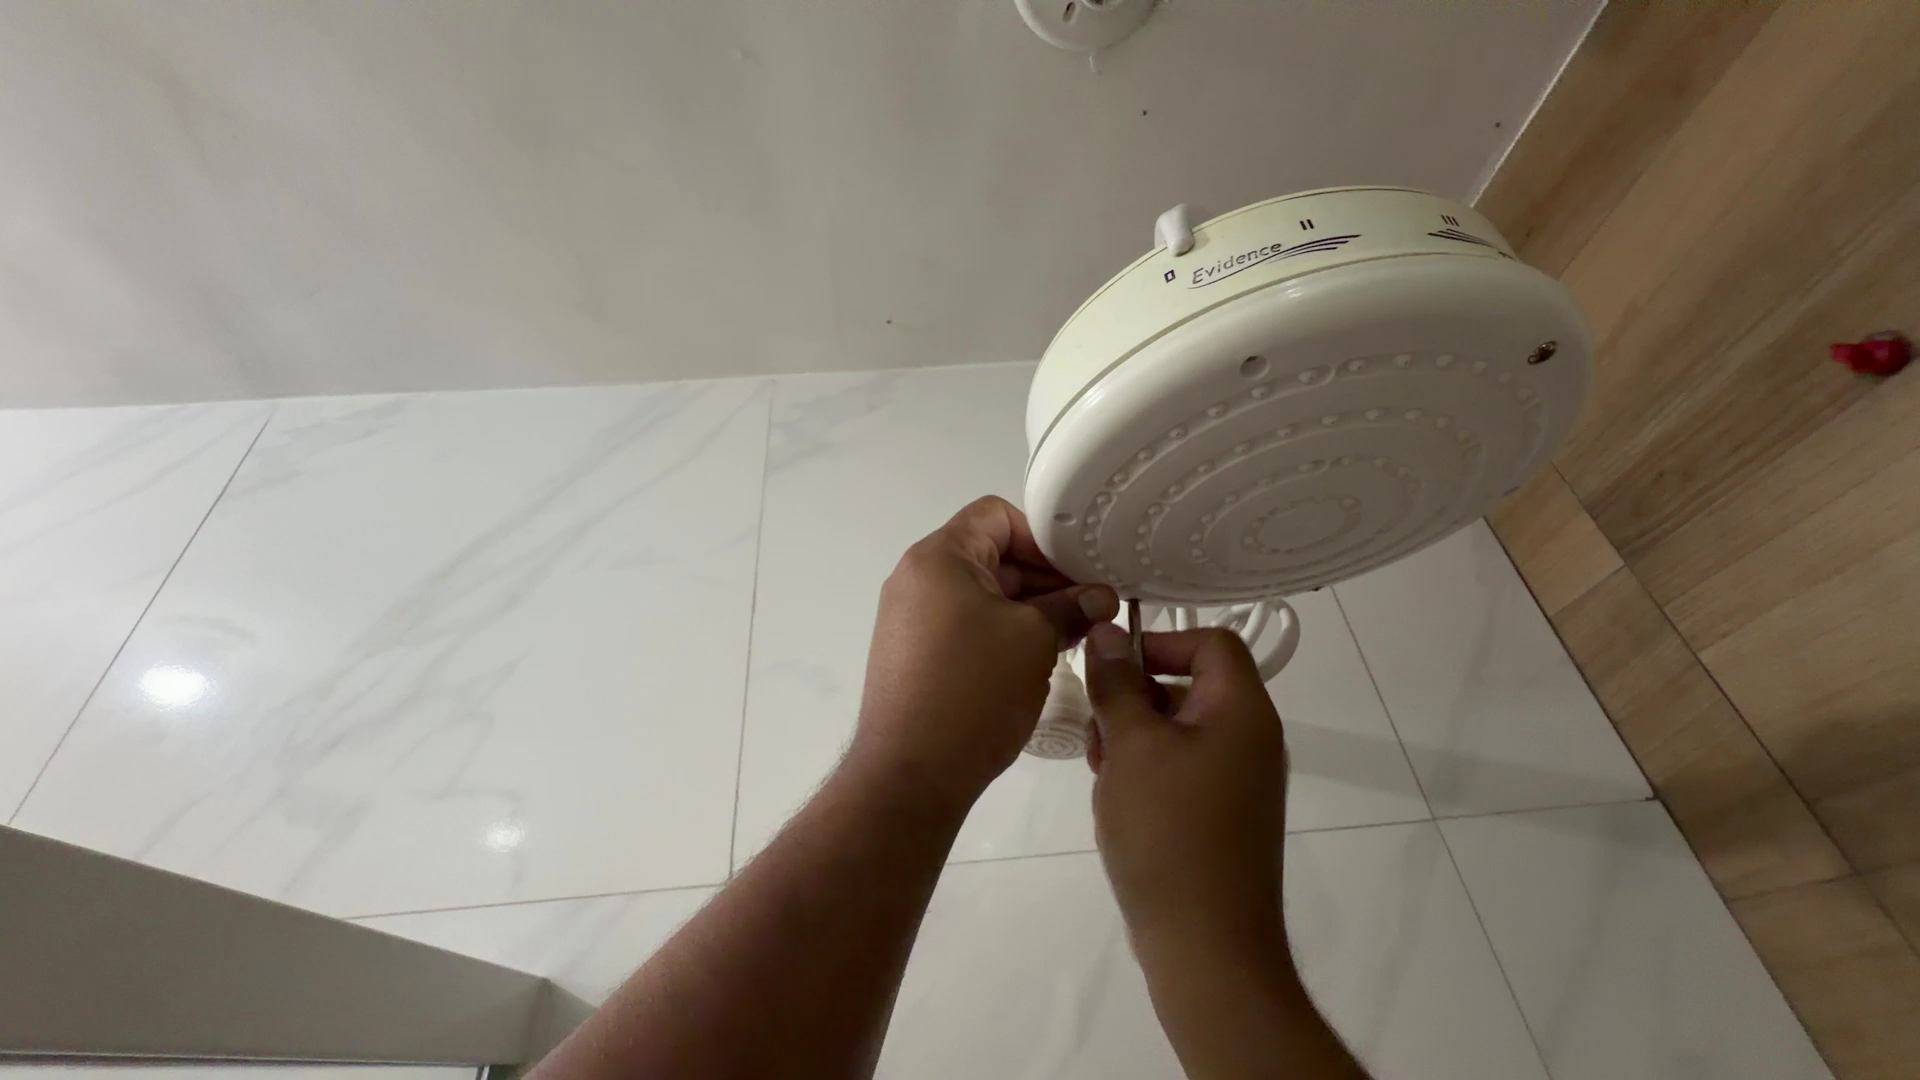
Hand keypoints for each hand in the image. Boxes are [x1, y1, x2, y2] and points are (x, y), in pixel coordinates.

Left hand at [851, 496, 1118, 807]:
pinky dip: (1002, 634)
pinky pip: (965, 626)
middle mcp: (916, 579)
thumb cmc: (973, 691)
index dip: (1043, 539)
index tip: (1079, 574)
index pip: (996, 516)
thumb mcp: (1033, 640)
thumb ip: (1070, 607)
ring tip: (1071, 639)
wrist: (910, 773)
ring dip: (1028, 610)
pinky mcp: (913, 655)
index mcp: (938, 557)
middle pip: (990, 556)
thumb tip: (1099, 598)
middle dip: (1044, 580)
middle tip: (1091, 610)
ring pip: (981, 596)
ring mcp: (910, 619)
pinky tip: (1035, 662)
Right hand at [1081, 623, 1289, 956]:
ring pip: (1177, 727)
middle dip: (1134, 696)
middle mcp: (1249, 738)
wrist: (1206, 946)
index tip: (1113, 669)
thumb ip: (1118, 684)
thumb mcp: (1131, 746)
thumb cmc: (1167, 832)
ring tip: (1100, 768)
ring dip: (1132, 733)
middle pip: (1190, 684)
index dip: (1161, 642)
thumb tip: (1109, 632)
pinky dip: (1145, 767)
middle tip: (1096, 729)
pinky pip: (1181, 766)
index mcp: (1242, 711)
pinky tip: (1116, 795)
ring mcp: (1237, 780)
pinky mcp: (1221, 813)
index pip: (1211, 642)